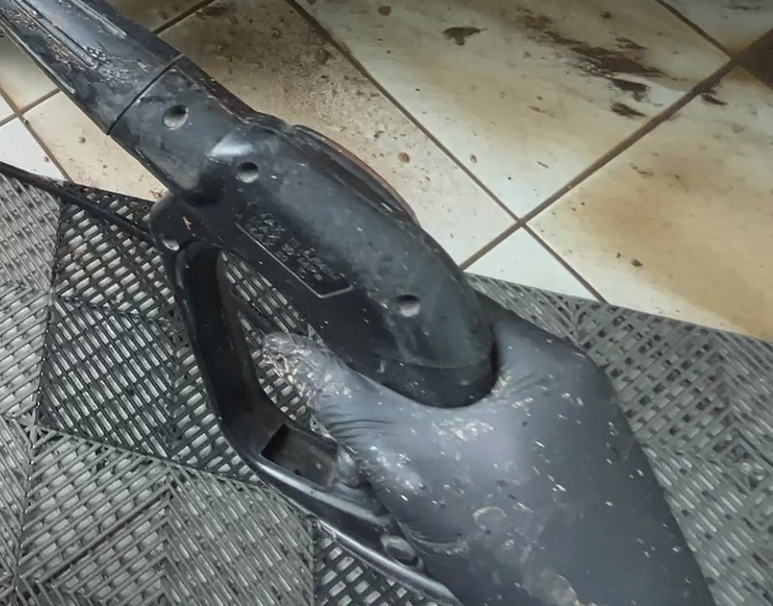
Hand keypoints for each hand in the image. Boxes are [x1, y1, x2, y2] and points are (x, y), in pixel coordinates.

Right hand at [262, 314, 712, 605]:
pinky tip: (434, 504)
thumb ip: (336, 393)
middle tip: (368, 450)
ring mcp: (574, 431)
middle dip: (391, 408)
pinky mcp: (574, 470)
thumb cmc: (526, 543)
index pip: (433, 311)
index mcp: (542, 358)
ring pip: (458, 411)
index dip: (377, 332)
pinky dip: (452, 468)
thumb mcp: (405, 458)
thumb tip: (279, 344)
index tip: (344, 363)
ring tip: (396, 487)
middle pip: (441, 368)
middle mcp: (565, 384)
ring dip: (415, 443)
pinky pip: (486, 444)